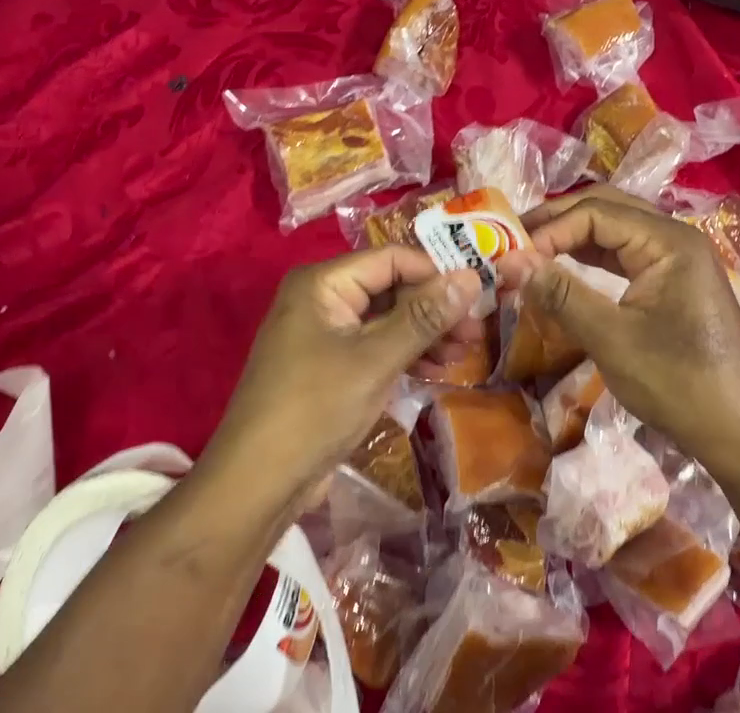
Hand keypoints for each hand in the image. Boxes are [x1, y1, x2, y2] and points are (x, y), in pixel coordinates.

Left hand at [206, 247, 482, 496]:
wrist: (259, 480)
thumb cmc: (316, 408)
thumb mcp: (375, 359)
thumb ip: (424, 317)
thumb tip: (472, 278)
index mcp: (322, 283)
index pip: (392, 259)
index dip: (437, 273)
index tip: (480, 297)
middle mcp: (320, 299)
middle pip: (390, 288)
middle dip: (434, 308)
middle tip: (477, 334)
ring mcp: (323, 335)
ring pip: (385, 320)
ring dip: (425, 335)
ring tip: (464, 356)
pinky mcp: (328, 367)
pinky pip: (374, 347)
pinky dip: (405, 356)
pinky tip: (436, 372)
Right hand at [498, 188, 739, 467]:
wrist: (739, 431)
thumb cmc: (677, 382)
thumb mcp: (611, 338)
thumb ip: (560, 294)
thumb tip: (510, 261)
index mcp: (668, 241)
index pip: (596, 212)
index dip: (550, 229)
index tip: (511, 257)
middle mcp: (675, 239)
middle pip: (606, 210)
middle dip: (558, 222)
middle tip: (513, 241)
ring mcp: (677, 261)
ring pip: (615, 232)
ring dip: (572, 238)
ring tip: (530, 252)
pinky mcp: (674, 284)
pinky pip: (625, 256)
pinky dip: (591, 259)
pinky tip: (564, 270)